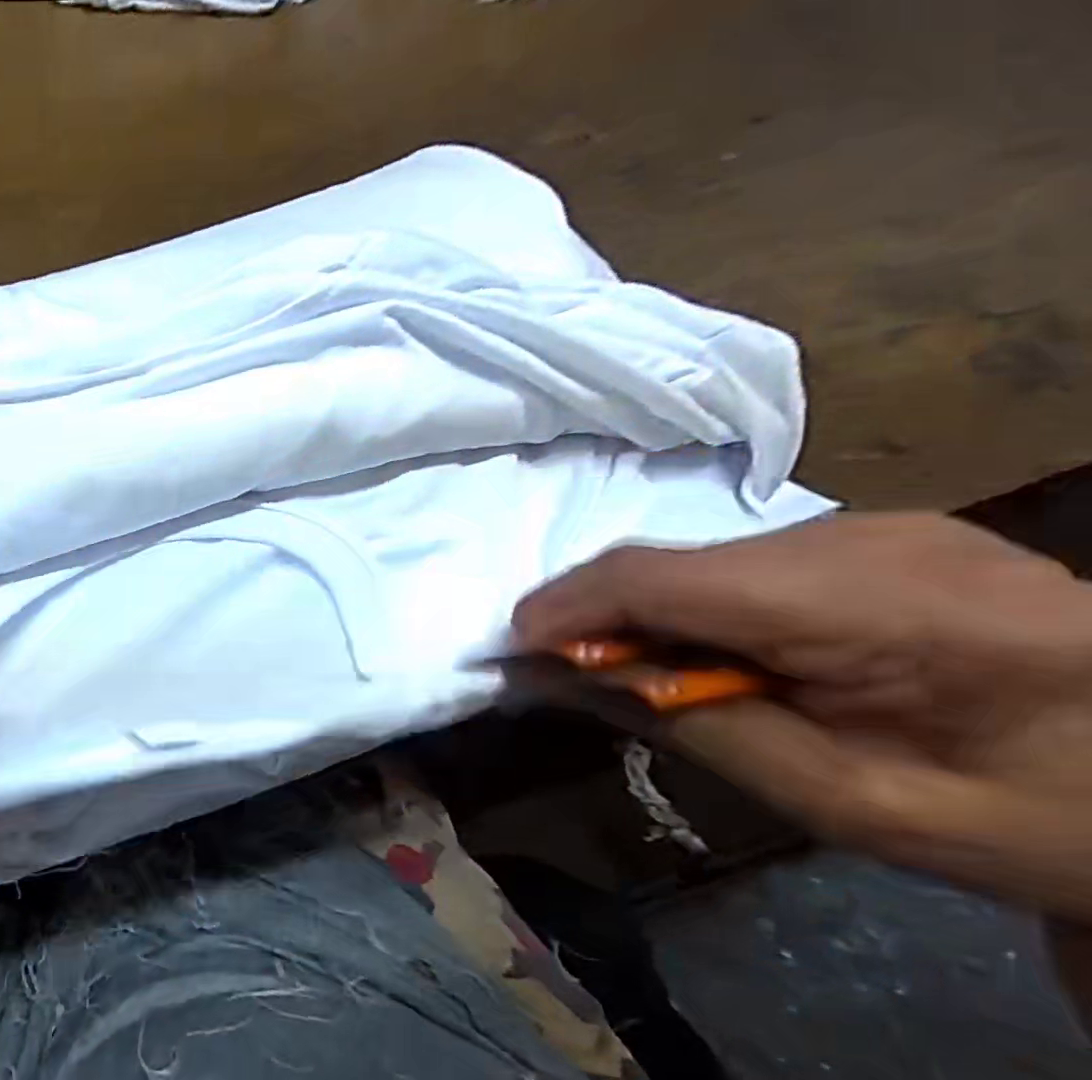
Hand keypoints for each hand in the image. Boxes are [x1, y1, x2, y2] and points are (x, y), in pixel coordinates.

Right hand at [514, 512, 1091, 922]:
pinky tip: (718, 655)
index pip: (664, 578)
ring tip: (646, 678)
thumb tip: (562, 679)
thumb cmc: (1037, 821)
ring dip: (646, 616)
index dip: (567, 607)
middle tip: (569, 680)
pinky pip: (738, 564)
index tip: (510, 651)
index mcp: (880, 605)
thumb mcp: (846, 801)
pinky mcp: (876, 534)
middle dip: (599, 619)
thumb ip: (691, 725)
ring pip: (697, 561)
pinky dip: (695, 607)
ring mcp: (875, 525)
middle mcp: (862, 537)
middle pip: (672, 565)